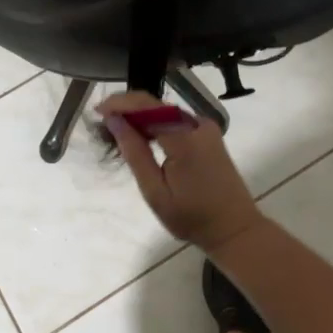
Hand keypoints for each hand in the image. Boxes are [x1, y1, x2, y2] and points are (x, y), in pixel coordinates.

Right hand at [99, 91, 267, 251]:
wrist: (234, 228)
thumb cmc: (191, 217)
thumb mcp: (155, 191)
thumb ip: (134, 153)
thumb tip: (114, 120)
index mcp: (184, 138)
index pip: (146, 106)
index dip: (120, 103)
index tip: (97, 111)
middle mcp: (197, 125)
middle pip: (155, 104)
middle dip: (127, 108)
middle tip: (104, 123)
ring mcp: (206, 127)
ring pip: (165, 111)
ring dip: (141, 115)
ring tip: (119, 130)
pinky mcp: (209, 134)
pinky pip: (176, 119)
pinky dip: (156, 123)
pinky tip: (143, 136)